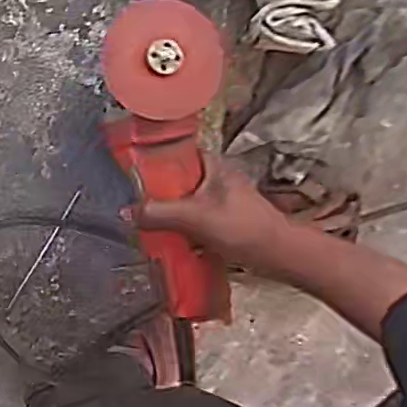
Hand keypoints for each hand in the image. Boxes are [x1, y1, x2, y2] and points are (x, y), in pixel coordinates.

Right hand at [126, 156, 298, 274]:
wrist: (280, 255)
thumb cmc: (242, 228)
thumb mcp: (194, 218)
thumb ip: (158, 213)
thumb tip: (126, 213)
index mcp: (213, 166)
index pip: (177, 151)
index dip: (155, 157)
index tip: (133, 169)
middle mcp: (216, 178)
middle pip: (175, 178)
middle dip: (155, 190)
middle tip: (133, 200)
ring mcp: (220, 199)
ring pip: (182, 199)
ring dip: (165, 210)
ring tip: (143, 220)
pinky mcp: (222, 219)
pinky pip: (190, 217)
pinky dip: (177, 225)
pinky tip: (165, 235)